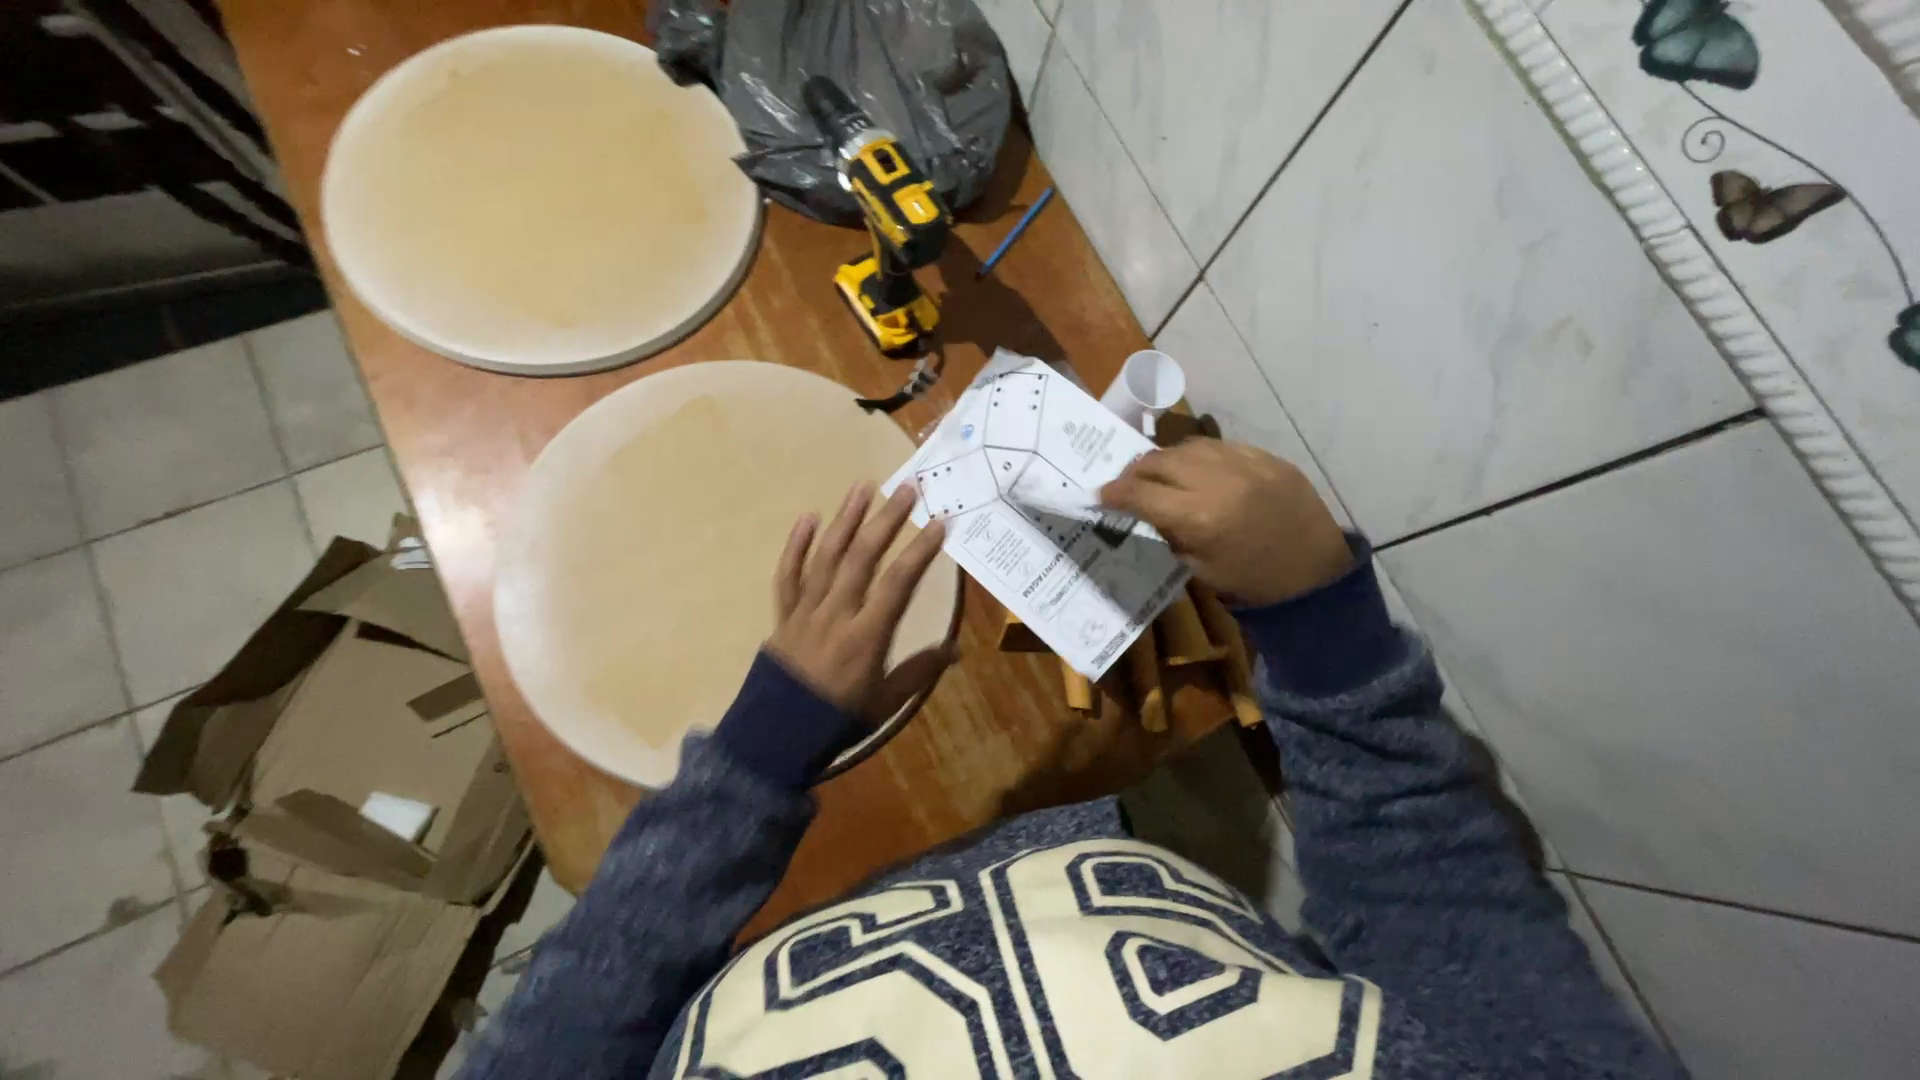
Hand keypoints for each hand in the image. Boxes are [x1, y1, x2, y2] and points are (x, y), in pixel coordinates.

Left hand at [765, 482, 953, 721]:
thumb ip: (920, 671)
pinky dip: (797, 545)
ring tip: (863, 488)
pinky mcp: (783, 615)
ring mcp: (806, 610)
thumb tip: (956, 649)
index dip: (920, 551)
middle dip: (886, 520)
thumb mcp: (887, 702)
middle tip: (906, 489)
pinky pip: (788, 575)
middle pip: (863, 557)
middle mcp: (837, 613)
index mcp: (867, 635)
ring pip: (827, 557)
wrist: (775, 736)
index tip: (939, 522)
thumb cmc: (838, 720)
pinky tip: (808, 518)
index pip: (898, 583)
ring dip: (846, 520)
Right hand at [1100, 440, 1352, 606]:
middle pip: (1160, 461)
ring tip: (1161, 472)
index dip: (1114, 493)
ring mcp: (1246, 464)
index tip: (1100, 495)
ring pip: (1190, 446)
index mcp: (1199, 517)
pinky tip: (1198, 468)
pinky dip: (1201, 455)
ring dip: (1168, 459)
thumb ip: (1169, 533)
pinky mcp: (1268, 458)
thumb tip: (1145, 512)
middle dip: (1136, 472)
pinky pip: (1222, 446)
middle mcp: (1218, 482)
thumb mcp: (1200, 568)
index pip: (1141, 494)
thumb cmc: (1252, 581)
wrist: (1315, 575)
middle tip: (1127, 483)